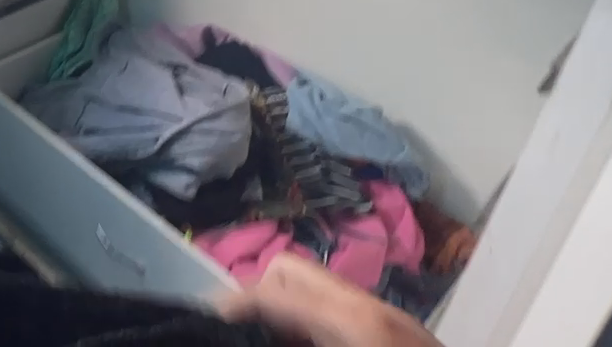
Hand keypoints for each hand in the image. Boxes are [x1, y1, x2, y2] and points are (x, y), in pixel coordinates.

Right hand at [214, 254, 441, 346]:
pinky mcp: (405, 337)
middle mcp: (373, 311)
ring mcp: (393, 323)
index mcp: (358, 326)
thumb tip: (244, 331)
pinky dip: (314, 325)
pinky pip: (339, 313)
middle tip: (242, 334)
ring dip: (285, 310)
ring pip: (315, 290)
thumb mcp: (346, 342)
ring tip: (275, 342)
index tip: (205, 322)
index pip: (275, 290)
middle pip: (290, 272)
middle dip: (257, 298)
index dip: (233, 304)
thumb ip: (295, 341)